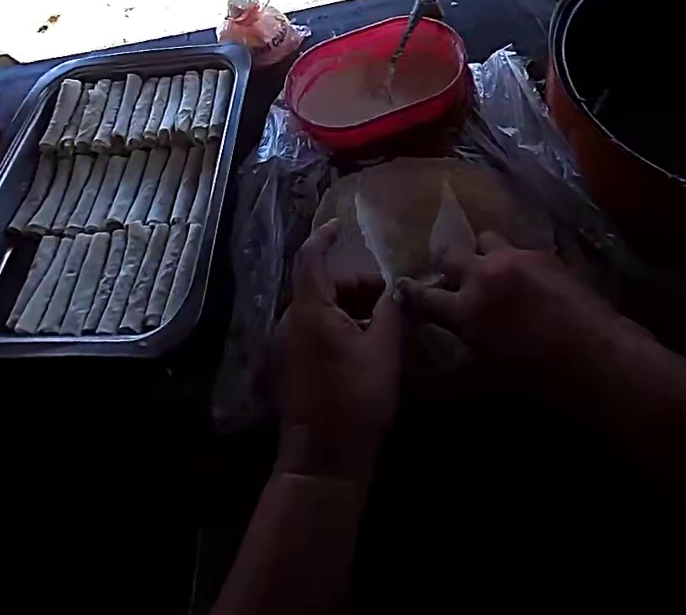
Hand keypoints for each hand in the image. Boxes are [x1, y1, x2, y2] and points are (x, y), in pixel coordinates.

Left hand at [274, 218, 403, 481]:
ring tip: (385, 322)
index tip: (341, 225)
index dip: (324, 236)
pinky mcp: (291, 362)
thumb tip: (399, 289)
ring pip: (320, 308)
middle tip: (391, 297)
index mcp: (309, 308)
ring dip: (350, 307)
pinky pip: (314, 329)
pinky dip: (339, 325)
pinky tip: (367, 343)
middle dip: (356, 284)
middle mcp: (291, 319)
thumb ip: (390, 313)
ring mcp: (287, 342)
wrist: (323, 458)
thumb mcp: (382, 351)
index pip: (310, 256)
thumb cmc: (356, 399)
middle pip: (321, 284)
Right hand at [398, 231, 652, 407]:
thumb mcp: (492, 364)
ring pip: (484, 240)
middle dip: (446, 264)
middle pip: (448, 253)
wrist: (605, 362)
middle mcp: (483, 276)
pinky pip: (519, 250)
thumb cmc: (545, 381)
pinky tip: (529, 280)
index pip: (422, 294)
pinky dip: (516, 262)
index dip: (411, 292)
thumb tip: (459, 320)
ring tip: (494, 270)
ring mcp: (514, 260)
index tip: (405, 290)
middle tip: (453, 276)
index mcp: (466, 310)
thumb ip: (468, 333)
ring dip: (483, 254)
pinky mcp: (544, 255)